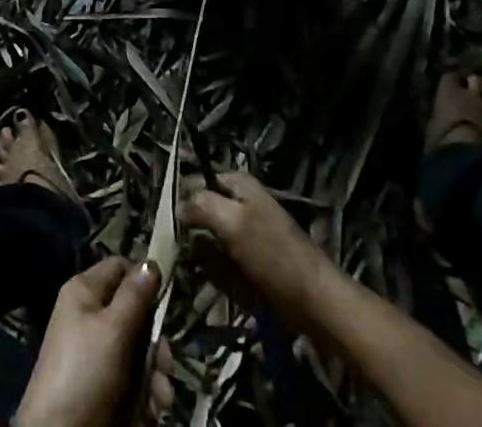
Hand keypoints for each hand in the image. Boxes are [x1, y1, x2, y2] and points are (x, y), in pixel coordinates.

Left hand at [14, 257, 163, 426]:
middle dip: (155, 338)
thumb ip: (135, 295)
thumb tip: (151, 262)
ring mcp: (95, 347)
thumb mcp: (114, 329)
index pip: (120, 266)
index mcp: (85, 291)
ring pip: (137, 345)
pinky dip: (146, 388)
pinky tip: (154, 405)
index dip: (144, 278)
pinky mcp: (101, 378)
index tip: (165, 297)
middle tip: (166, 360)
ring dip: (156, 369)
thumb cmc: (85, 371)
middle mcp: (89, 314)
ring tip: (162, 394)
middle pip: (134, 309)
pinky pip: (131, 372)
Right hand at [181, 171, 338, 333]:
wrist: (311, 299)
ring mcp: (242, 233)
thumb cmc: (273, 254)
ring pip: (206, 239)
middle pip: (200, 212)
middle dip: (191, 232)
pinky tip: (218, 280)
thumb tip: (178, 206)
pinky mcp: (246, 260)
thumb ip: (202, 205)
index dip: (183, 202)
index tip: (170, 225)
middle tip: (184, 251)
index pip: (197, 182)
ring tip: (202, 269)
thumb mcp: (233, 221)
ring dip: (202, 256)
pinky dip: (215, 271)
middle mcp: (239, 203)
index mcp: (238, 184)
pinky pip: (218, 262)